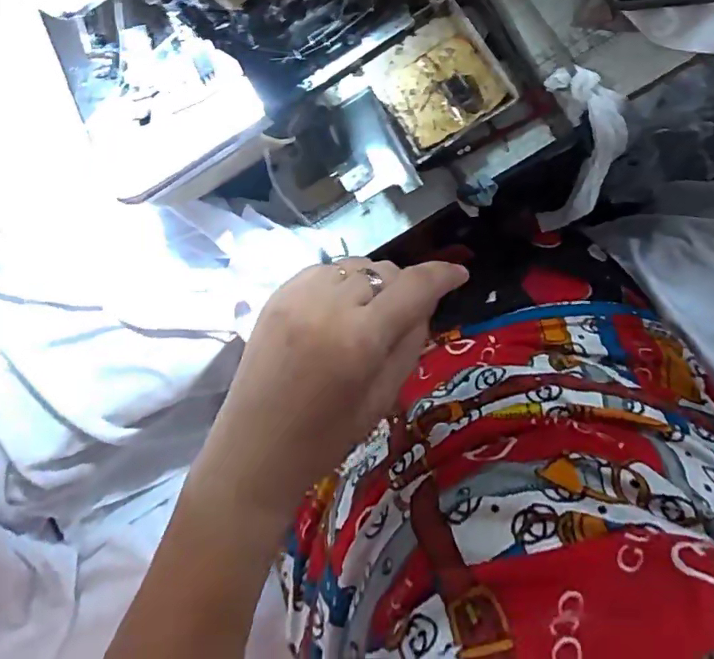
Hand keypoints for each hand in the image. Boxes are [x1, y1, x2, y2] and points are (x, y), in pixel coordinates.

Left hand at [191, 258, 469, 520]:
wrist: (254, 449)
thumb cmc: (325, 438)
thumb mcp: (382, 398)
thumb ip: (409, 343)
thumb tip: (425, 303)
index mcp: (360, 339)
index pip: (414, 286)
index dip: (442, 275)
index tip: (459, 274)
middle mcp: (329, 305)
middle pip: (385, 271)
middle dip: (403, 287)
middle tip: (403, 316)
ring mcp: (298, 295)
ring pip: (354, 265)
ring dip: (371, 282)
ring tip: (367, 313)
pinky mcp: (277, 294)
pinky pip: (324, 269)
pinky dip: (340, 282)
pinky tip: (336, 309)